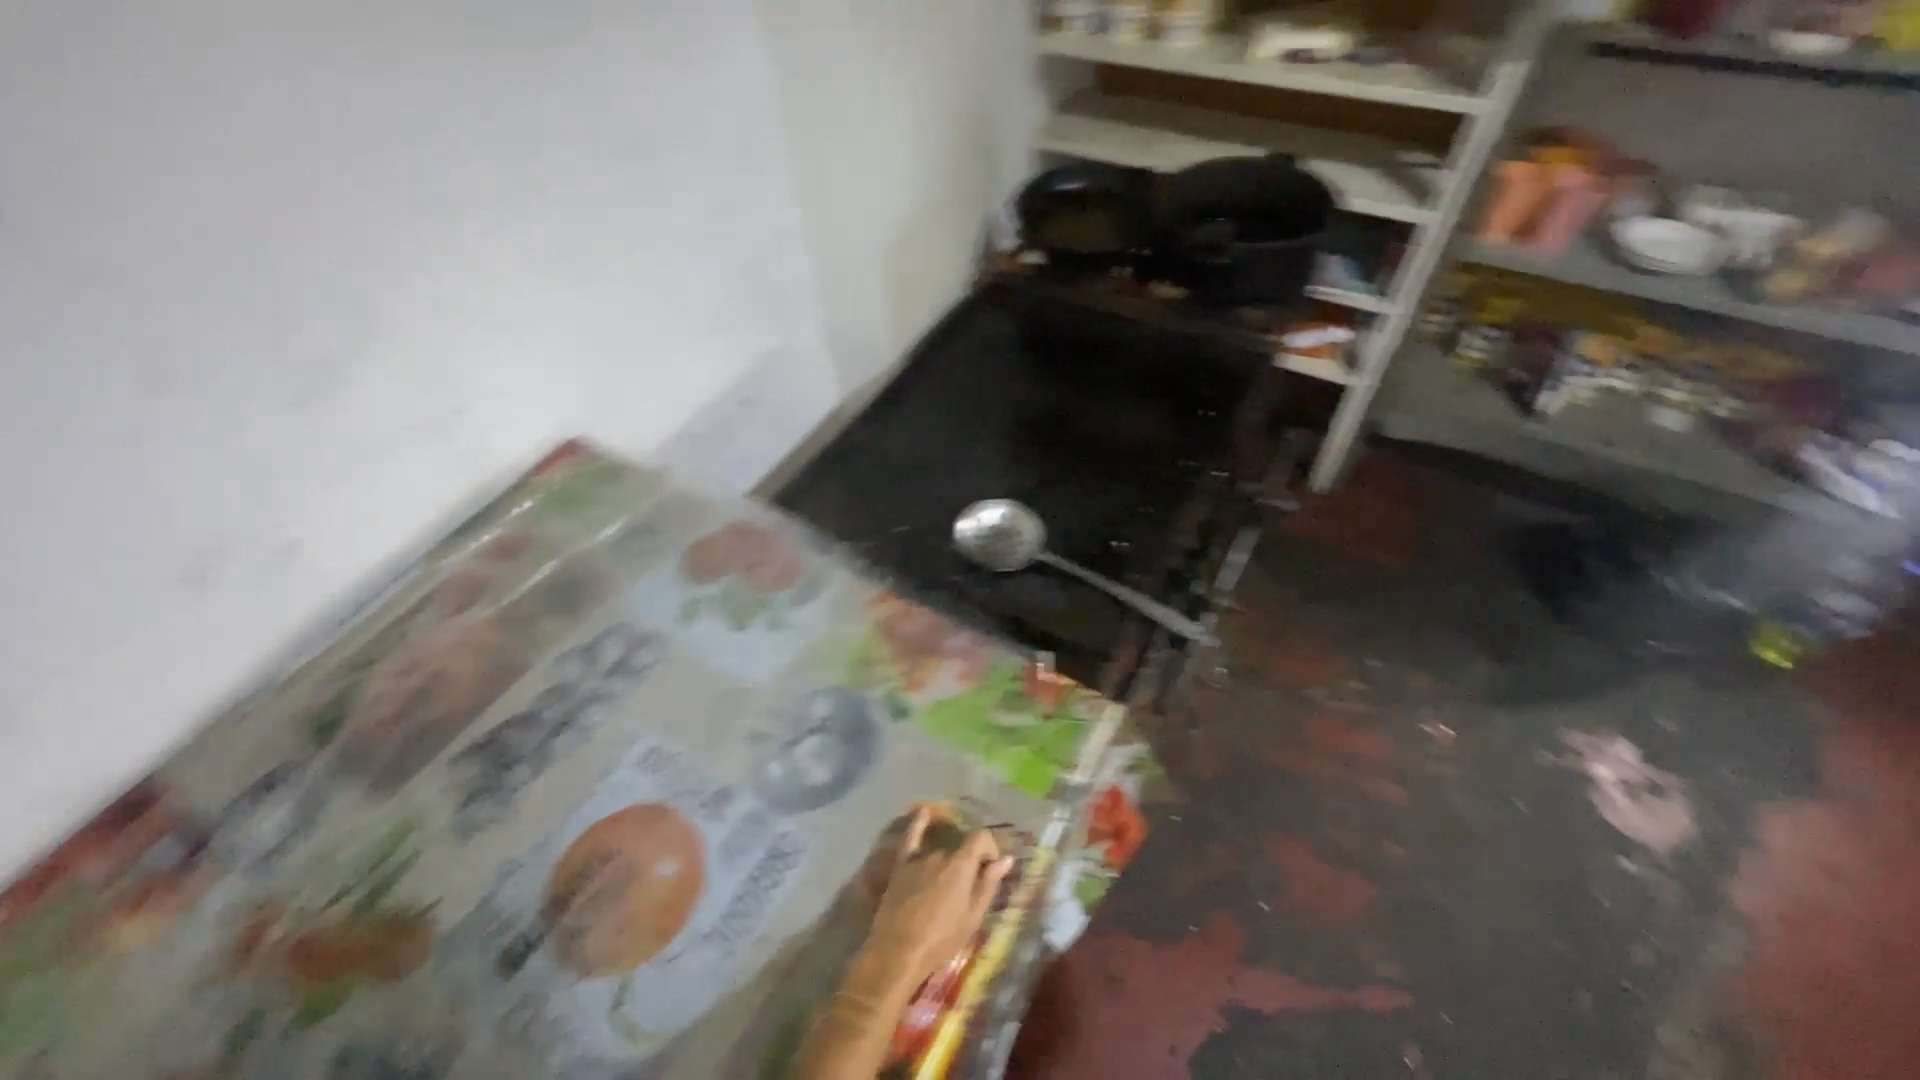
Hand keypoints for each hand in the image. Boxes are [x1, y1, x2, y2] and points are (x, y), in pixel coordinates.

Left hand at [861, 809, 1013, 988]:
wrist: (898, 951)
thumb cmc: (941, 939)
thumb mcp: (972, 916)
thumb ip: (989, 884)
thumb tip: (1006, 859)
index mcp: (961, 865)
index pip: (981, 837)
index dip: (990, 848)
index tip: (991, 867)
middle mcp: (940, 853)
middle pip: (961, 846)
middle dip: (970, 860)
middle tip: (970, 886)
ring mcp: (918, 858)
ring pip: (940, 848)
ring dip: (949, 857)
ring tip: (949, 880)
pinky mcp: (901, 865)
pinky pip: (910, 837)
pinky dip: (917, 822)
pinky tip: (922, 811)